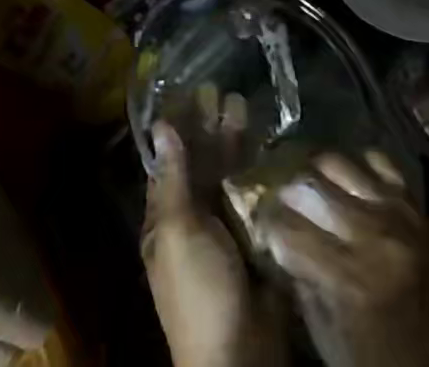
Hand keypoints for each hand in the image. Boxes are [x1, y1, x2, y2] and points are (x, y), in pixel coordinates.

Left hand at [143, 108, 285, 366]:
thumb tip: (160, 126)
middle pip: (201, 162)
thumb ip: (174, 178)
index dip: (179, 126)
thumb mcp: (179, 232)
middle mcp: (194, 216)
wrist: (240, 354)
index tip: (190, 90)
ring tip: (244, 102)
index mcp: (166, 217)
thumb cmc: (199, 292)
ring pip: (228, 172)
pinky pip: (255, 193)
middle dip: (209, 127)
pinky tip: (267, 142)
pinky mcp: (256, 235)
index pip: (170, 160)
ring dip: (234, 139)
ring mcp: (226, 226)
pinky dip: (259, 167)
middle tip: (222, 88)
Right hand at [256, 152, 428, 366]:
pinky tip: (348, 182)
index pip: (285, 227)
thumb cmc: (394, 362)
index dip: (264, 222)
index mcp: (347, 278)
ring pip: (337, 162)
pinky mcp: (412, 201)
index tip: (257, 224)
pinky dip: (356, 164)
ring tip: (306, 184)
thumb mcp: (337, 347)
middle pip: (307, 184)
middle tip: (277, 200)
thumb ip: (304, 294)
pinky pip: (377, 160)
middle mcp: (368, 233)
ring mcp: (394, 211)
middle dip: (284, 191)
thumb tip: (277, 250)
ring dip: (314, 170)